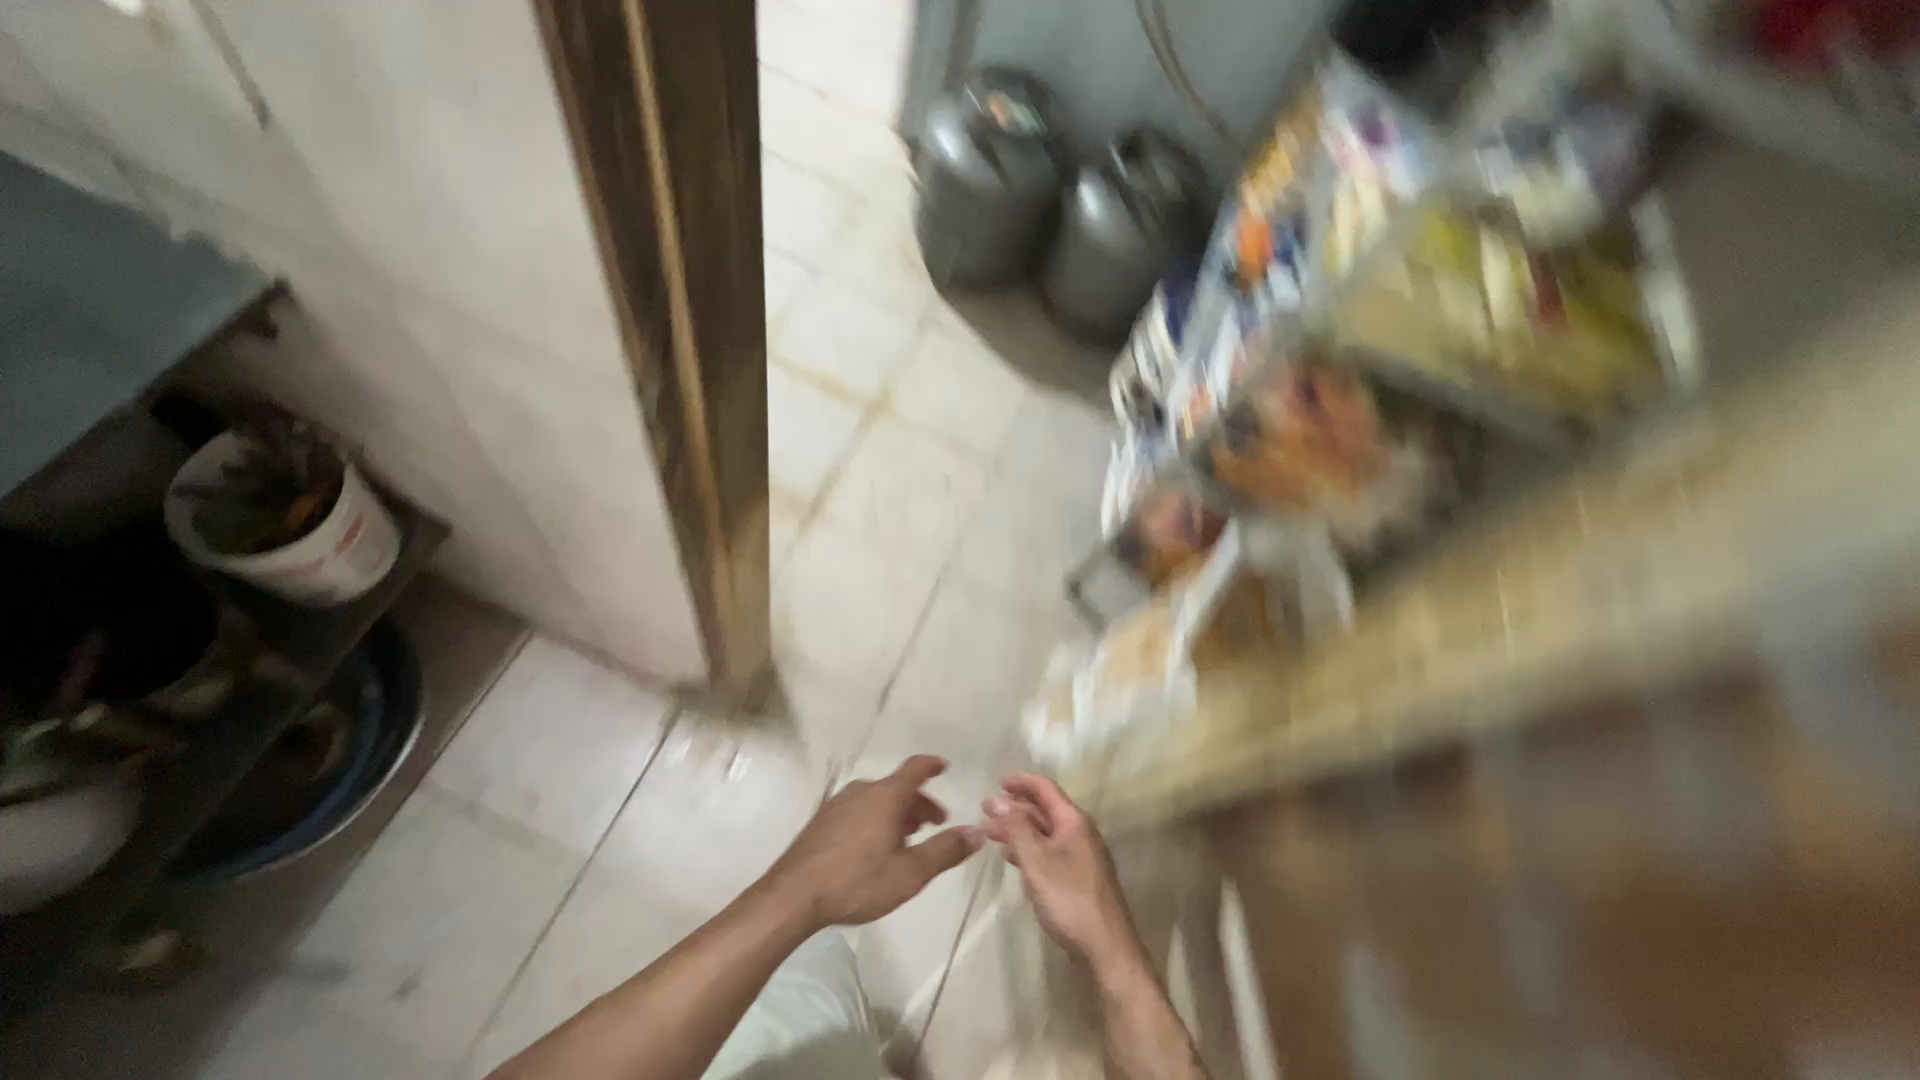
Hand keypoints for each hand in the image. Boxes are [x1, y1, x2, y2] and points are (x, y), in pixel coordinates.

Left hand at [765, 755, 980, 929]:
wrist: (793, 896)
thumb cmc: (857, 881)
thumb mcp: (910, 872)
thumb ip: (945, 851)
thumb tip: (976, 833)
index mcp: (885, 796)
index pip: (914, 769)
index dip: (931, 765)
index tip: (943, 766)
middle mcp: (861, 792)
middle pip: (897, 787)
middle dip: (919, 802)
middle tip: (933, 824)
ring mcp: (837, 805)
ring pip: (876, 800)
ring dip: (896, 813)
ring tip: (907, 839)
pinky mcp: (821, 822)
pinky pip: (858, 810)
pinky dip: (875, 819)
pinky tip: (875, 847)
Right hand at [982, 773, 1142, 975]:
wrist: (1105, 948)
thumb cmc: (1069, 899)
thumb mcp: (1036, 861)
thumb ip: (1015, 828)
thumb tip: (995, 800)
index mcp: (1073, 821)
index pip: (1045, 788)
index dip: (1021, 781)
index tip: (997, 782)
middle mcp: (1079, 832)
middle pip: (1044, 809)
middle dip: (1014, 808)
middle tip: (984, 811)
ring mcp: (1080, 856)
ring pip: (1044, 832)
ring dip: (1018, 829)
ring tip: (990, 834)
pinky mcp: (1077, 877)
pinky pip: (1048, 851)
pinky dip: (1028, 849)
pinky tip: (1012, 858)